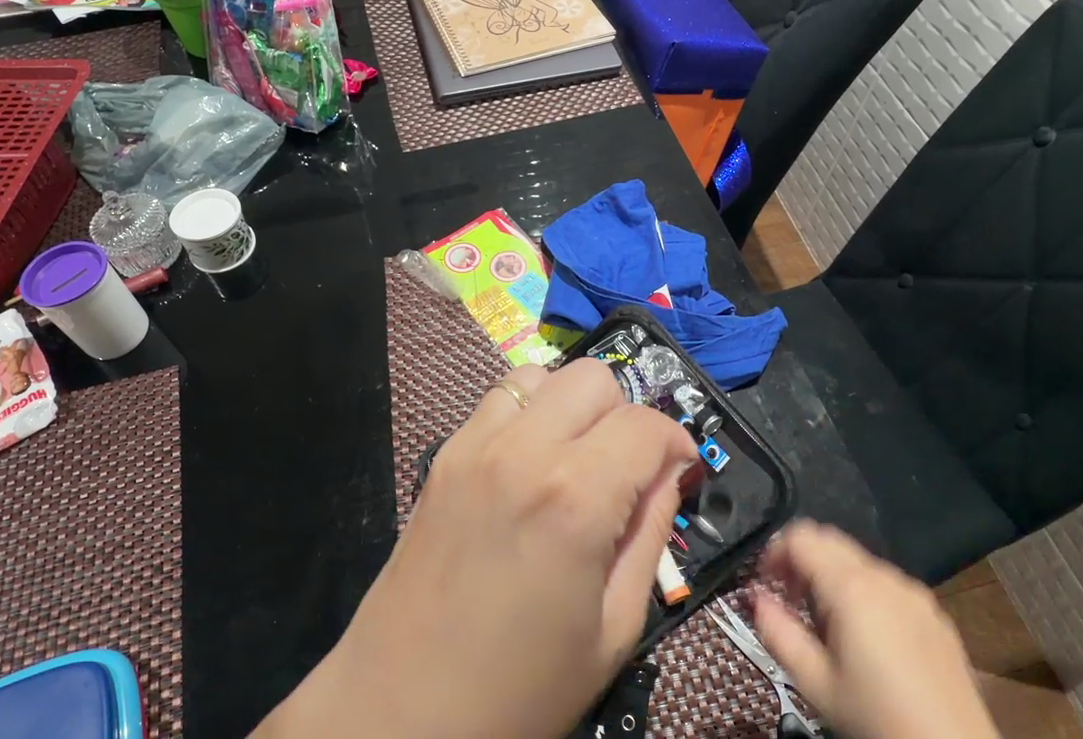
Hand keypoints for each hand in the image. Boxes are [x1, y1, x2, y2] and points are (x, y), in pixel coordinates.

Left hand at [254, 359, 696, 738]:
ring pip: (543, 377)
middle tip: (626, 469)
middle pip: (594, 379)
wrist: (402, 709)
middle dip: (624, 415)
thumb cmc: (521, 688)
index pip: (645, 425)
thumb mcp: (613, 629)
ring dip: (572, 406)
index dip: (676, 443)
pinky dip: (527, 413)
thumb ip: (650, 536)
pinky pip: (497, 399)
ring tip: (576, 461)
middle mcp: (522, 452)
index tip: (679, 471)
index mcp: (574, 498)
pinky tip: (530, 465)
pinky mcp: (443, 456)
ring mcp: (474, 447)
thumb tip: (669, 475)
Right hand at [753, 521, 997, 738]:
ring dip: (831, 576)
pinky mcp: (933, 612)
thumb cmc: (877, 717)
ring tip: (825, 625)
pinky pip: (886, 583)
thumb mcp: (816, 683)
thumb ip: (778, 633)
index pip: (802, 535)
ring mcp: (913, 592)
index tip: (765, 583)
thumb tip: (756, 598)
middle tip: (788, 599)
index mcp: (851, 588)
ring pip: (859, 562)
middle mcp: (884, 577)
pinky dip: (863, 592)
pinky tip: (866, 637)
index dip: (775, 551)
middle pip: (830, 541)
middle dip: (801, 560)